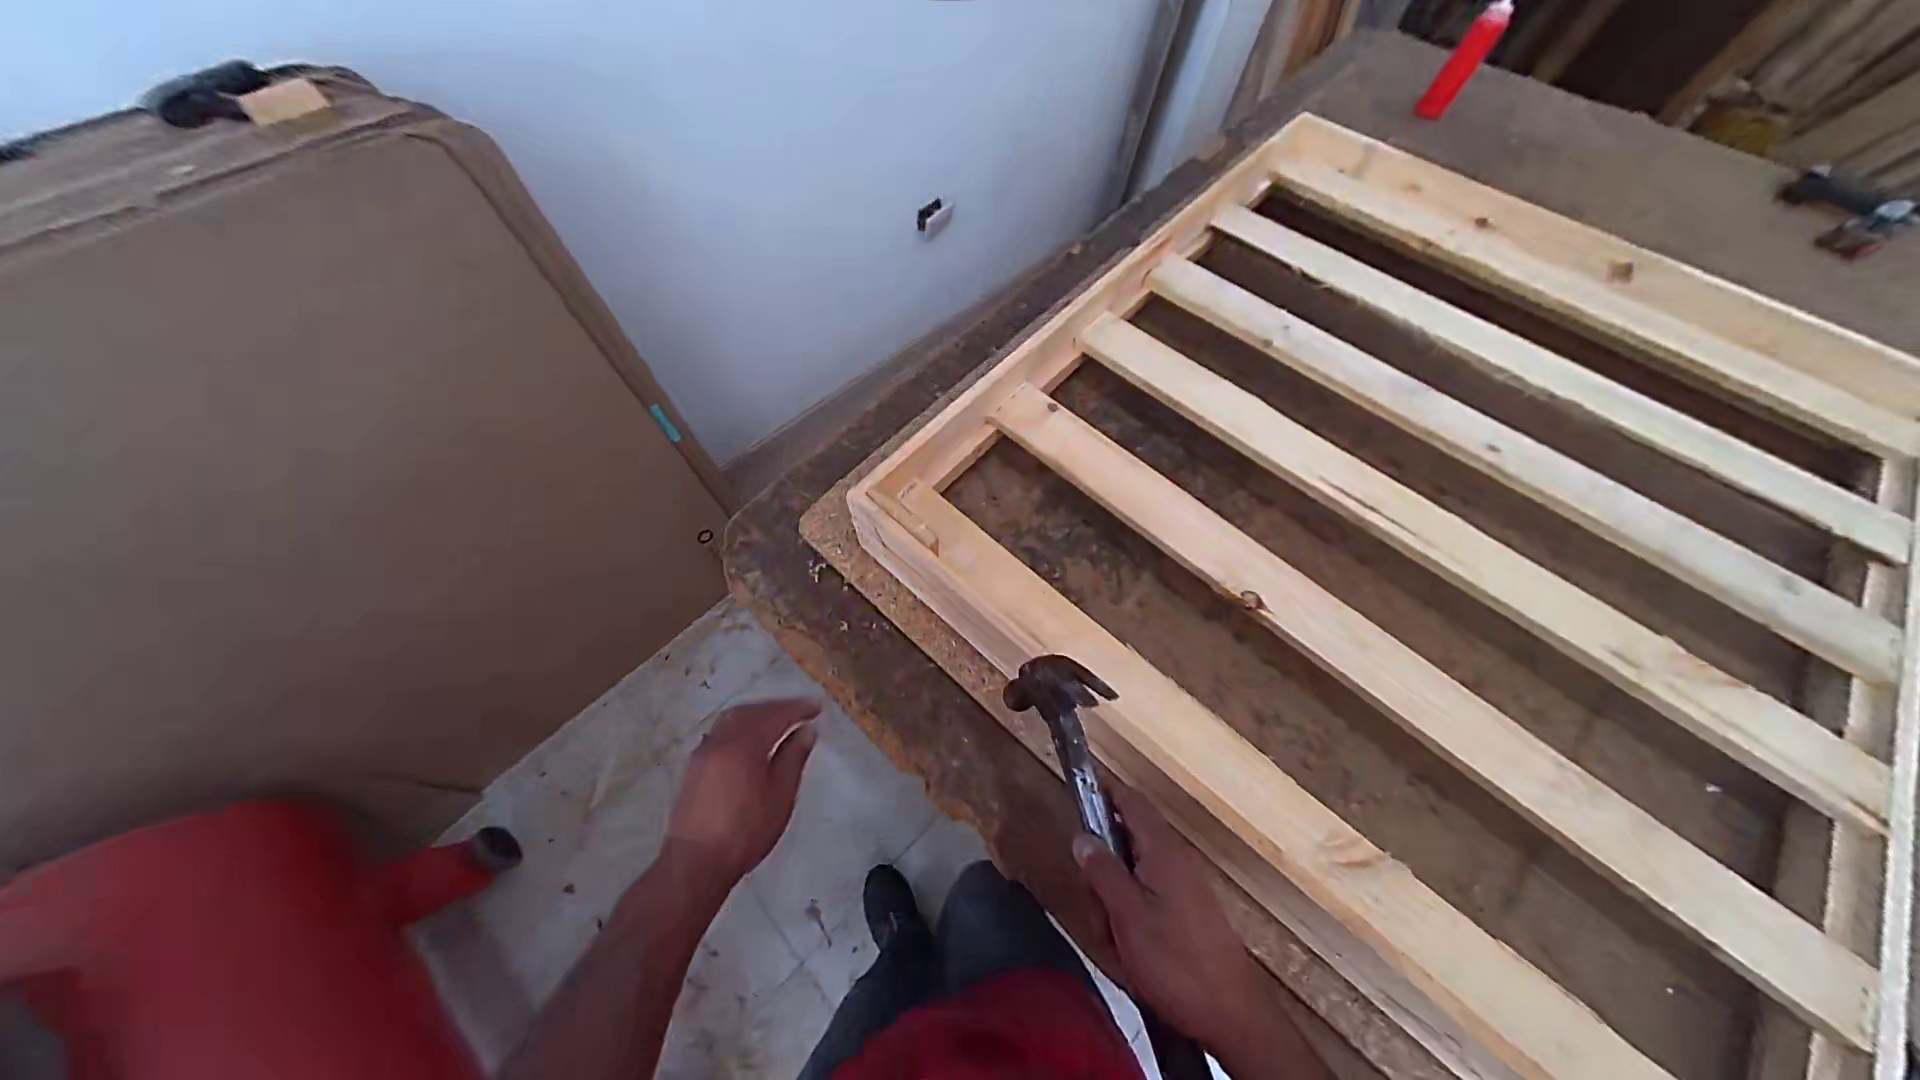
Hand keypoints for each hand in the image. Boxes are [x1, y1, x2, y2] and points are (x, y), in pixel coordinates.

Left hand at [666, 698, 819, 885]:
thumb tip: (806, 730)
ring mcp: (703, 752)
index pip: (775, 715)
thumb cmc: (745, 831)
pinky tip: (750, 739)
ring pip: (733, 719)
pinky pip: (721, 731)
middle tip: (800, 710)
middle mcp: (720, 740)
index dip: (798, 708)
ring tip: (777, 720)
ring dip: (757, 713)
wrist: (695, 864)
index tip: (817, 707)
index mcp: (744, 744)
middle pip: (752, 711)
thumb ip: (793, 758)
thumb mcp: (780, 795)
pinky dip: (741, 725)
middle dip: (777, 707)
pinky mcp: (694, 766)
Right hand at [1075, 784, 1272, 1058]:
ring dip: (1114, 901)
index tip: (1078, 786)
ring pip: (1131, 874)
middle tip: (1098, 908)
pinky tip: (1130, 950)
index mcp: (1162, 850)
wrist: (1233, 1019)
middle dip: (1102, 870)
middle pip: (1124, 841)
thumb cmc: (1176, 963)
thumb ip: (1102, 872)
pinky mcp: (1186, 912)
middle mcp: (1174, 859)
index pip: (1130, 801)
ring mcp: (1183, 886)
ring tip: (1116, 940)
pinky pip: (1146, 898)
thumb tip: (1081, 837)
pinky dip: (1130, 917)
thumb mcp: (1127, 916)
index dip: (1103, 789)